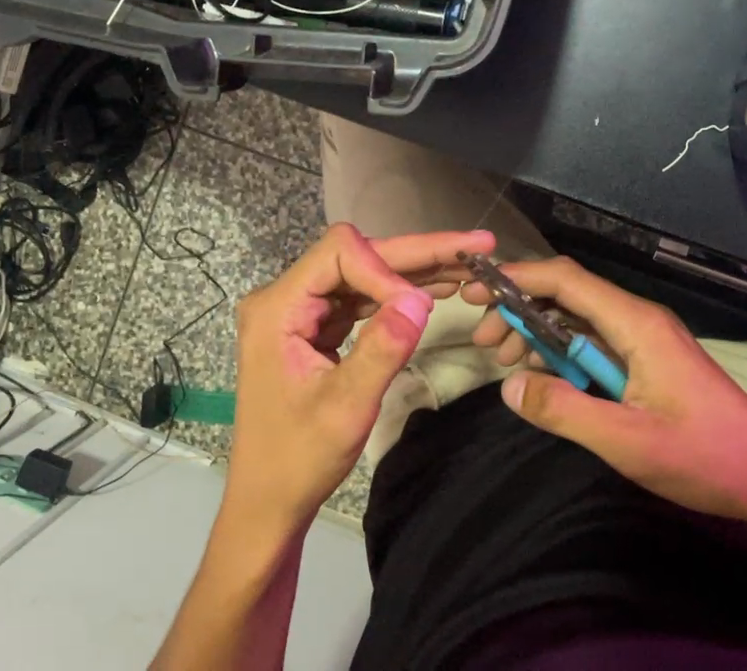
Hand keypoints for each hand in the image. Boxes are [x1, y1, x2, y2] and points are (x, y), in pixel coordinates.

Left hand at [225, 223, 495, 529]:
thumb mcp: (345, 407)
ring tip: (470, 263)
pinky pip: (361, 299)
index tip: (419, 306)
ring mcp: (301, 313)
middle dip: (416, 253)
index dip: (385, 269)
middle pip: (356, 256)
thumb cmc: (298, 459)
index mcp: (278, 308)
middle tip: (477, 245)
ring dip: (414, 271)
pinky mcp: (315, 329)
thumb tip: (419, 300)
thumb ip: (382, 350)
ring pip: (364, 274)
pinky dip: (398, 295)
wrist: (269, 501)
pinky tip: (438, 289)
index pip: (339, 253)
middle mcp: (285, 298)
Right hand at [465, 257, 746, 523]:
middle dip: (521, 310)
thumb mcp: (626, 441)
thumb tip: (509, 386)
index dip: (518, 279)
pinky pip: (596, 345)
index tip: (477, 294)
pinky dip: (562, 354)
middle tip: (484, 343)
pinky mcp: (649, 362)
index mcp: (637, 324)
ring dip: (539, 333)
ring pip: (580, 321)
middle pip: (569, 296)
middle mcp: (639, 320)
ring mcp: (646, 341)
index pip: (567, 280)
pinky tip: (542, 375)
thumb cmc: (704, 457)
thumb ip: (564, 411)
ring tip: (504, 360)